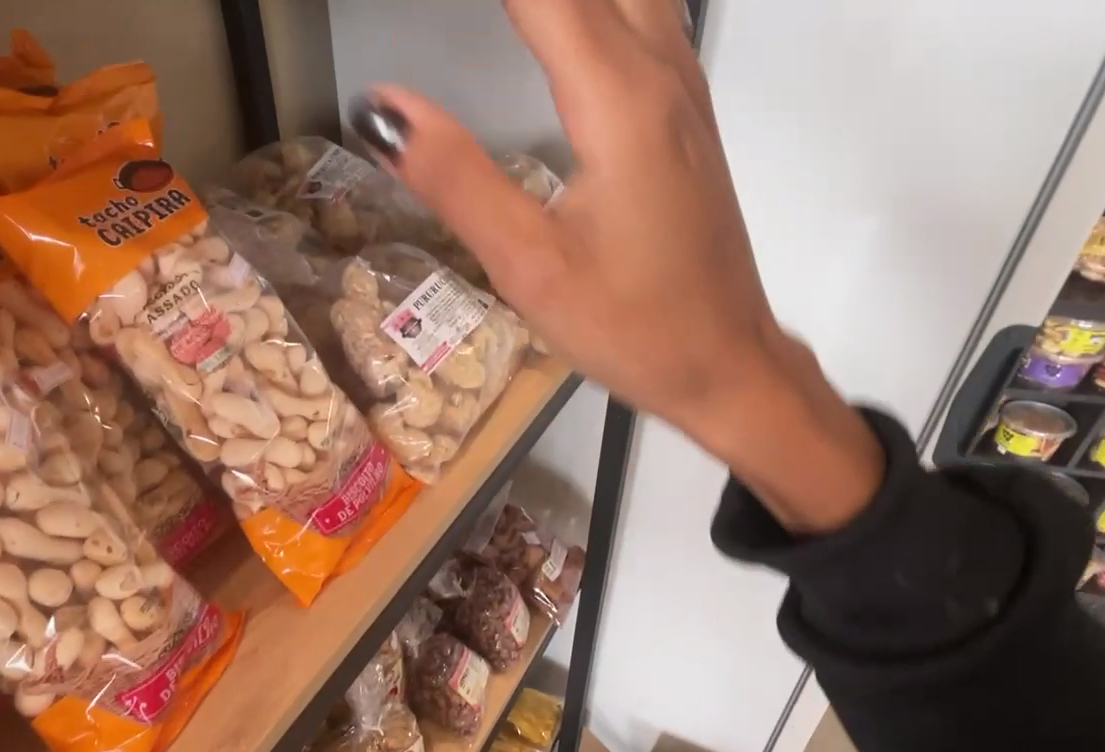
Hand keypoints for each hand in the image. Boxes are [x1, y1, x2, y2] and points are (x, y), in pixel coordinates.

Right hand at [348, 0, 883, 533]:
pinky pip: (643, 13)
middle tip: (466, 18)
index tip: (416, 13)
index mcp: (618, 98)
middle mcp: (660, 69)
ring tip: (512, 15)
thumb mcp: (529, 265)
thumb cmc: (630, 325)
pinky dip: (596, 6)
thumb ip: (456, 178)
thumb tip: (381, 107)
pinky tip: (566, 21)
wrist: (723, 362)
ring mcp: (683, 86)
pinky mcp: (688, 113)